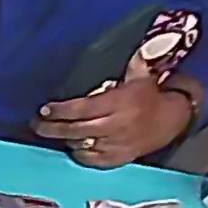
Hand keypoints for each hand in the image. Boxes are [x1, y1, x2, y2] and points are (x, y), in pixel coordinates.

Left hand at [34, 58, 194, 167]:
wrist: (170, 123)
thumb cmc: (147, 97)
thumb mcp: (141, 76)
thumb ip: (132, 63)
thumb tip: (128, 46)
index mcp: (121, 102)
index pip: (82, 109)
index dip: (60, 110)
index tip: (44, 110)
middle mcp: (116, 126)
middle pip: (74, 130)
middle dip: (51, 128)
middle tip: (36, 124)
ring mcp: (113, 146)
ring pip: (77, 145)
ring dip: (64, 138)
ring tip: (54, 130)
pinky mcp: (112, 161)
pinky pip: (86, 159)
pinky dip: (77, 151)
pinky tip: (73, 142)